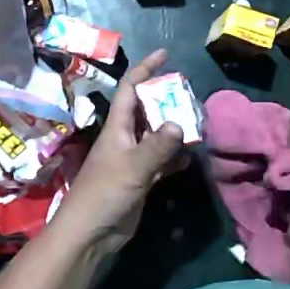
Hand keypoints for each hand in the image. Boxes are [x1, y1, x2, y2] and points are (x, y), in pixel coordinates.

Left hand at [49, 49, 187, 261]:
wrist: (90, 234)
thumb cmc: (105, 193)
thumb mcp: (133, 166)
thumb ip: (157, 146)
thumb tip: (181, 124)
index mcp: (117, 127)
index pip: (131, 88)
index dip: (146, 68)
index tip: (166, 54)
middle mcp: (125, 138)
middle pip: (148, 110)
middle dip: (168, 100)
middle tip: (192, 96)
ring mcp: (133, 159)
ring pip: (157, 135)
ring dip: (175, 129)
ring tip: (199, 123)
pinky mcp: (141, 179)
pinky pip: (162, 160)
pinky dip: (175, 157)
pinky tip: (191, 158)